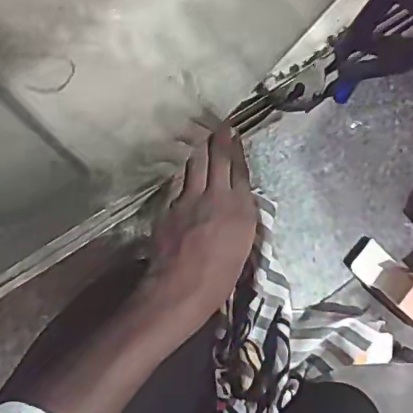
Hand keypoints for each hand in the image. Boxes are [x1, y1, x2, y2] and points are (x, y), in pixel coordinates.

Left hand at [142, 126, 257, 327]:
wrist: (182, 287)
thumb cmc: (220, 277)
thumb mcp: (243, 245)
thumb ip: (240, 217)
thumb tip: (235, 202)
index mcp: (241, 209)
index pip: (240, 170)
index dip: (237, 149)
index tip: (235, 134)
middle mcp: (217, 197)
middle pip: (217, 159)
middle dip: (218, 139)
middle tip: (219, 124)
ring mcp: (190, 199)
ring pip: (194, 165)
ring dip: (198, 150)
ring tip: (200, 138)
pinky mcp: (170, 206)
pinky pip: (178, 182)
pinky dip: (182, 173)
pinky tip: (181, 168)